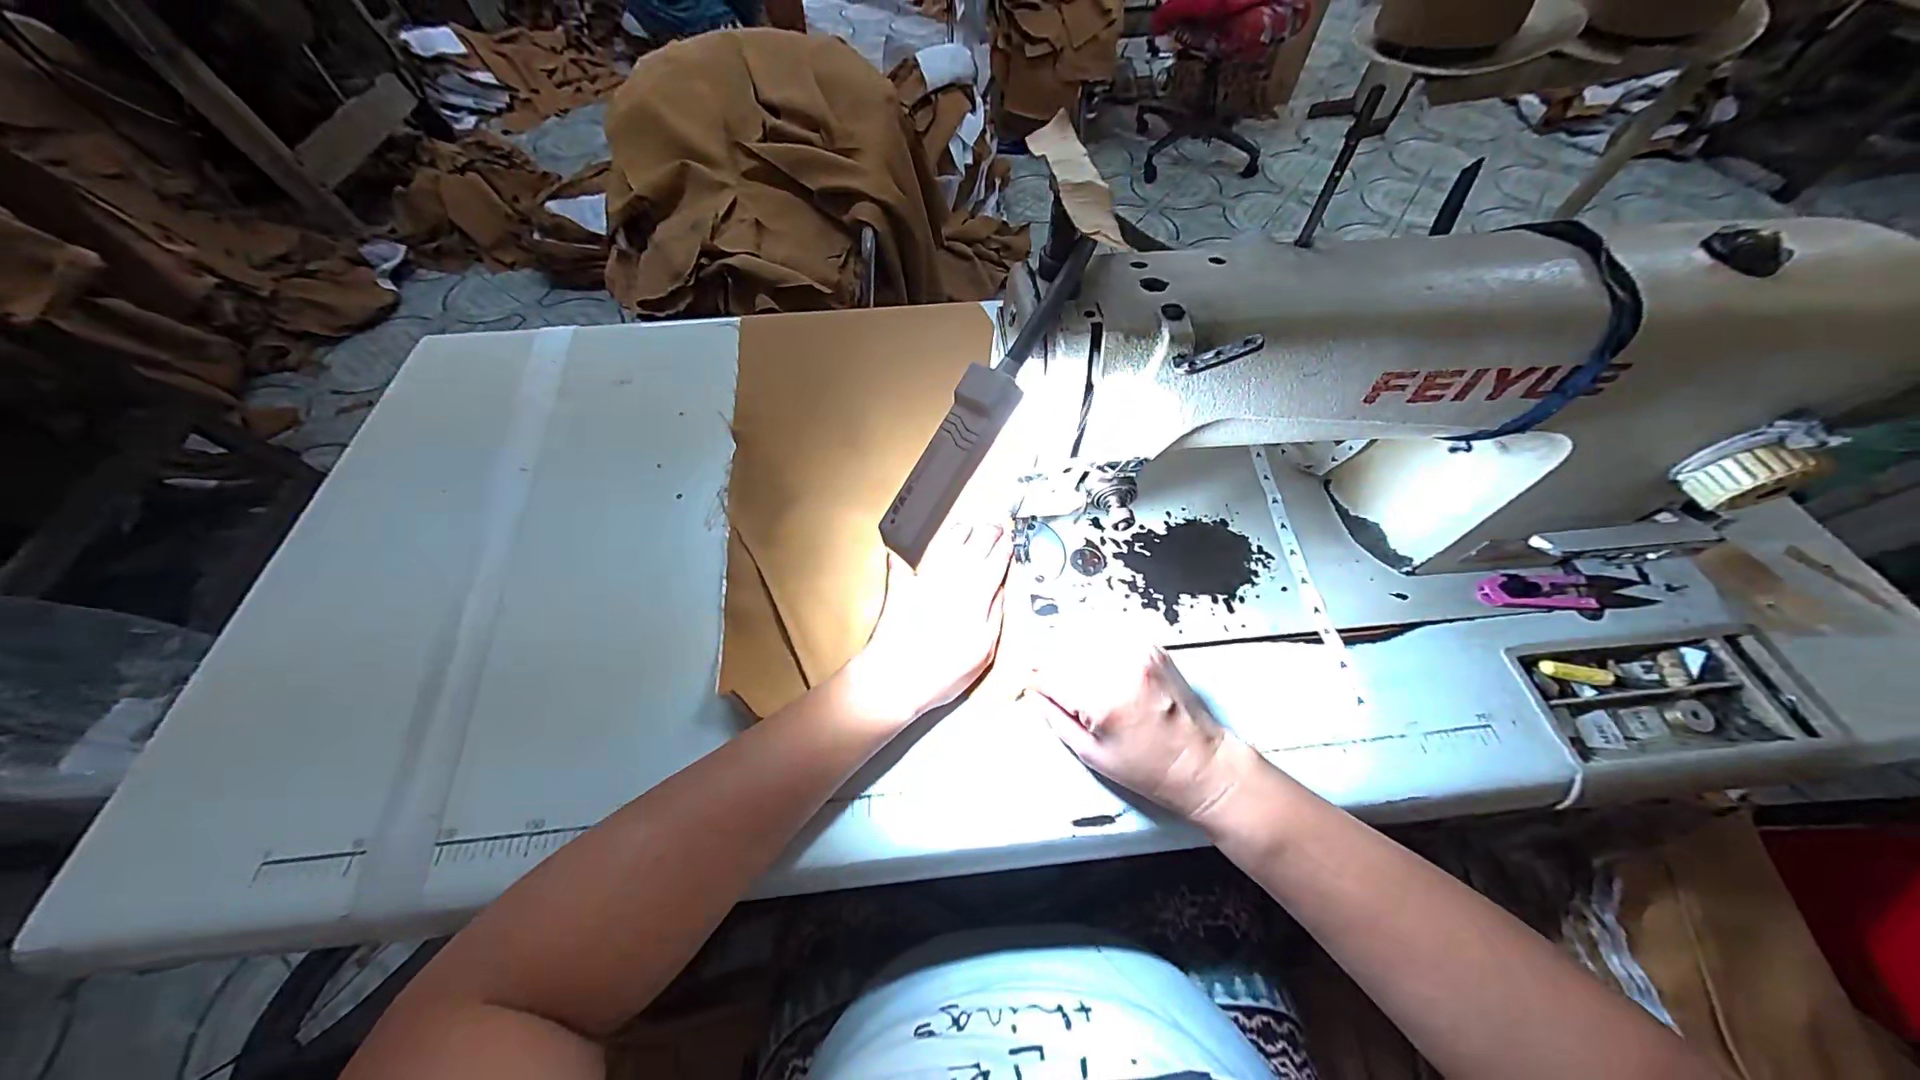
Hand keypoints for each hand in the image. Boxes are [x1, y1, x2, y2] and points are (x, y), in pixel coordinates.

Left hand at [845, 519, 1012, 722]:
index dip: (1004, 549)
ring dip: (957, 535)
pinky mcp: (901, 588)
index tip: (1009, 541)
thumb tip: (1000, 590)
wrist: (896, 677)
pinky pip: (905, 564)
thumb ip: (995, 614)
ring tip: (966, 529)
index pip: (995, 562)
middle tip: (994, 528)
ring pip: (944, 548)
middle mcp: (950, 581)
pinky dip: (907, 556)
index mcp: (975, 595)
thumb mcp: (984, 649)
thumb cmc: (943, 671)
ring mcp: (924, 582)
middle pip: (972, 547)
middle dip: (986, 534)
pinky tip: (908, 549)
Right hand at [1029, 637, 1254, 821]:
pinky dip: (1099, 646)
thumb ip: (1056, 718)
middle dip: (1057, 668)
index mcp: (1102, 699)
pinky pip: (1110, 632)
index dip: (1037, 682)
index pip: (1048, 673)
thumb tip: (1034, 692)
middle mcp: (1119, 666)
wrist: (1201, 762)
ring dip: (1076, 654)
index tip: (1038, 690)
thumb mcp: (1091, 753)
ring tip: (1086, 680)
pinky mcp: (1151, 646)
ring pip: (1084, 635)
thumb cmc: (1147, 768)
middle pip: (1064, 650)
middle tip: (1063, 690)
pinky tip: (1105, 668)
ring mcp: (1138, 651)